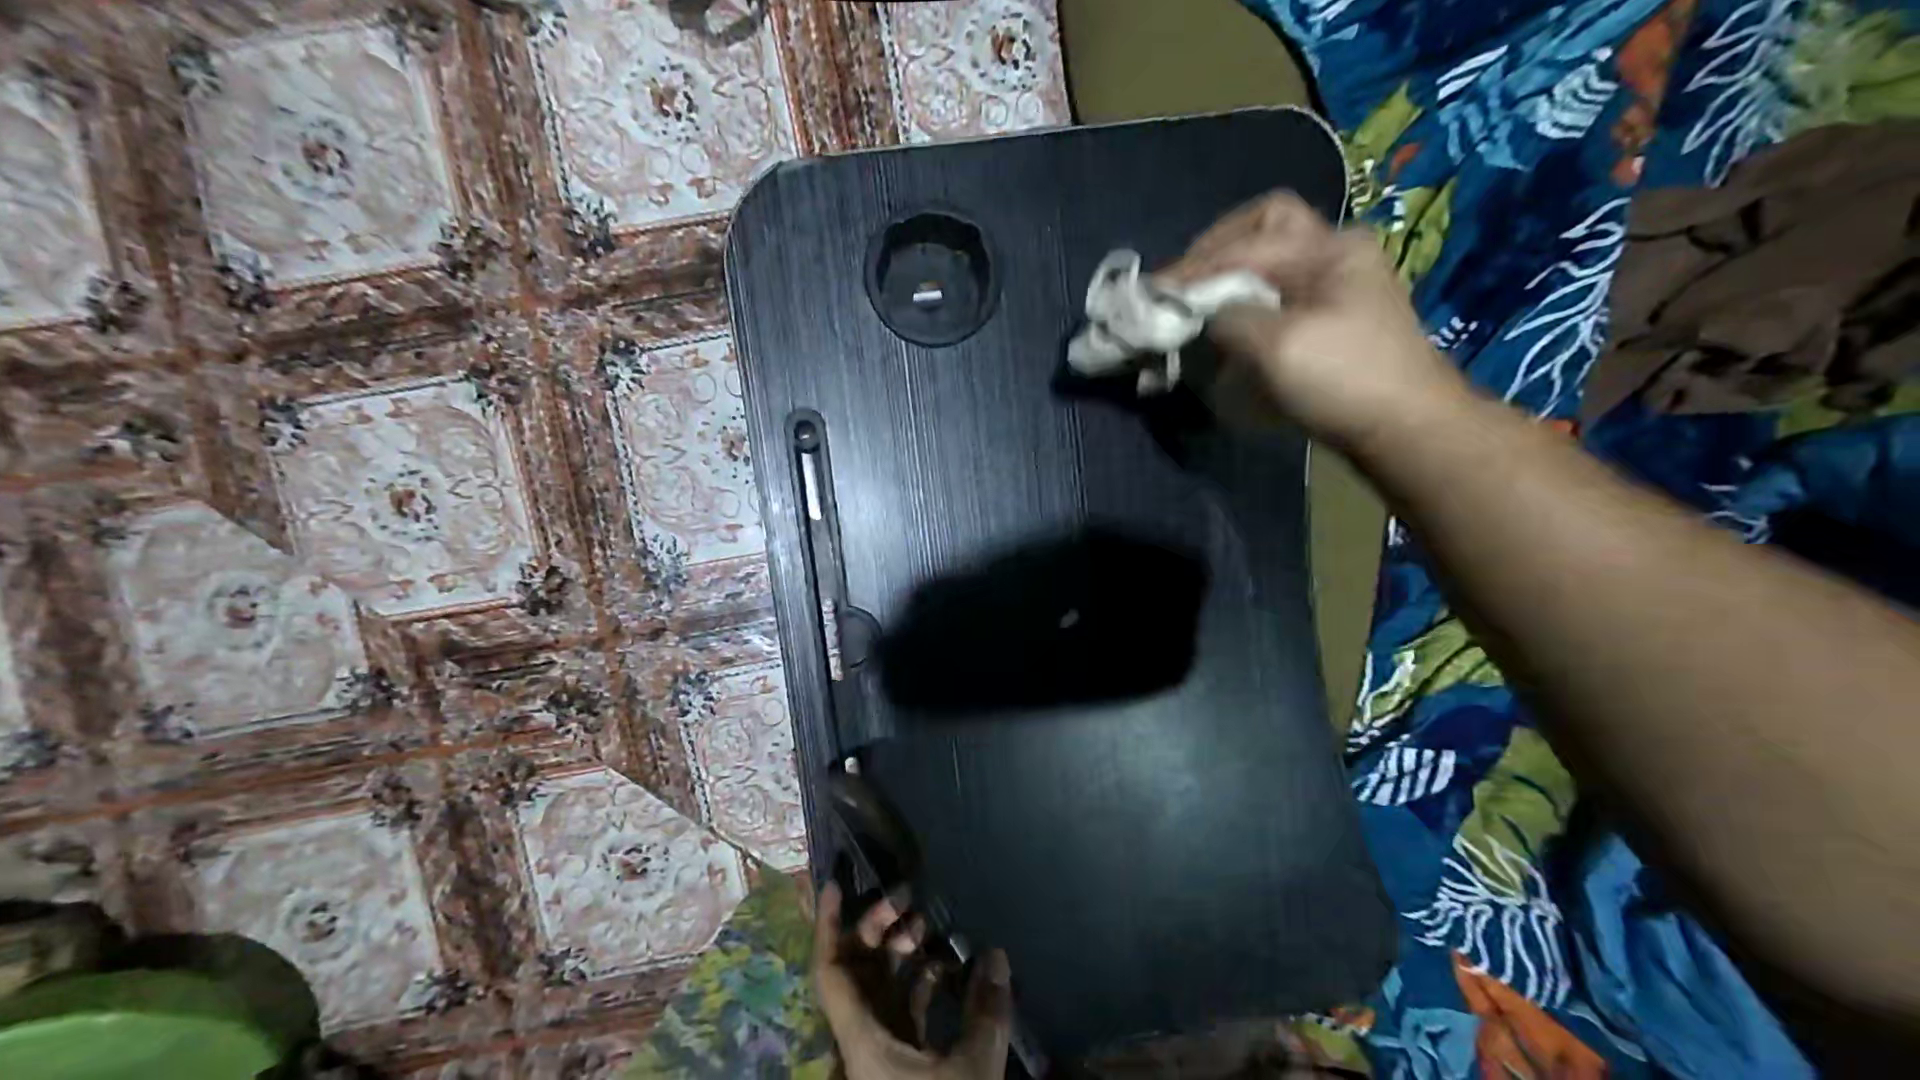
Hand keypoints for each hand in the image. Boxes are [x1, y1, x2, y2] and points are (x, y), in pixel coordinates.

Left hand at [813, 881, 1013, 1079]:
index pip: (830, 972)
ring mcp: (883, 1046)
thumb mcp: (971, 1074)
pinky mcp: (904, 1058)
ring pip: (881, 983)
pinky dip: (921, 979)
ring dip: (902, 951)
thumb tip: (997, 956)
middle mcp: (862, 1036)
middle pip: (856, 968)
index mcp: (860, 1038)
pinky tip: (947, 966)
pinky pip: (903, 1003)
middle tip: (906, 899)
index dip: (826, 926)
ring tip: (928, 926)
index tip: (833, 884)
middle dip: (876, 928)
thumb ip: (985, 1013)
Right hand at [1157, 190, 1469, 450]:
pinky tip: (1228, 320)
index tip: (1152, 292)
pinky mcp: (1334, 316)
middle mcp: (1335, 254)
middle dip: (1216, 248)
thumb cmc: (1343, 380)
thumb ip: (1228, 318)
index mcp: (1328, 249)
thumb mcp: (1276, 346)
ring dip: (1231, 271)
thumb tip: (1201, 314)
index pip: (1244, 246)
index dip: (1192, 269)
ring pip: (1273, 257)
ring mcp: (1338, 284)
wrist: (1406, 428)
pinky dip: (1247, 296)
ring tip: (1198, 300)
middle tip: (1183, 281)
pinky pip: (1280, 289)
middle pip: (1265, 227)